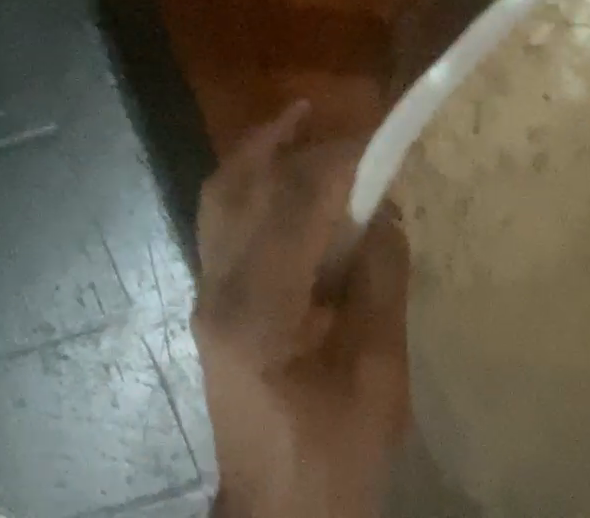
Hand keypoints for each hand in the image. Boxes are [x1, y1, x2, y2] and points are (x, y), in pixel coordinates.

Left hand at [193, 101, 410, 517]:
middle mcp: (217, 292)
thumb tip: (383, 210)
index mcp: (260, 311)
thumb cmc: (337, 452)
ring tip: (302, 125)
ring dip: (261, 157)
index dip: (341, 157)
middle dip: (284, 140)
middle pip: (237, 188)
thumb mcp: (379, 367)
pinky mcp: (212, 308)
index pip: (296, 203)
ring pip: (221, 201)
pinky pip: (227, 227)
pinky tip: (292, 185)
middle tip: (328, 113)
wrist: (279, 514)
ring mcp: (206, 299)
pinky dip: (257, 191)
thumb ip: (380, 277)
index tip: (383, 132)